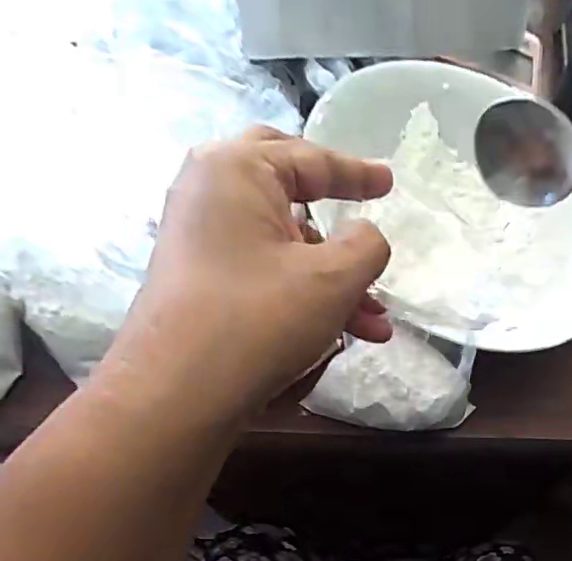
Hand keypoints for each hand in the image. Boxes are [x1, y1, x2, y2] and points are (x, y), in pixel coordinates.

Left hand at [100, 127, 394, 421]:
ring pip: (283, 246)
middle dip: (333, 215)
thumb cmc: (260, 318)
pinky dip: (305, 295)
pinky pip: (266, 274)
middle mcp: (210, 194)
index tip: (389, 184)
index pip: (311, 159)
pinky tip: (341, 334)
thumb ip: (366, 247)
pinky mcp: (202, 284)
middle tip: (360, 216)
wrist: (181, 390)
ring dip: (334, 280)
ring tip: (375, 324)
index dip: (358, 174)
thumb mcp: (332, 279)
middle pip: (286, 189)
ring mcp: (201, 241)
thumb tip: (367, 239)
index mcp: (237, 169)